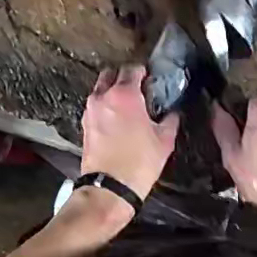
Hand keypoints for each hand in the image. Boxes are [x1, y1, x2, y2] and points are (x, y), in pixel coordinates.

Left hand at [81, 65, 179, 199]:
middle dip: (124, 76)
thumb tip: (172, 112)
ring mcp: (90, 110)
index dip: (143, 71)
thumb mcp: (164, 140)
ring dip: (112, 90)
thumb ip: (170, 119)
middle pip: (111, 73)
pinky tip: (118, 118)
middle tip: (138, 87)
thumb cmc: (139, 162)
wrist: (110, 187)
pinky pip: (96, 106)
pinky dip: (105, 106)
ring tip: (128, 104)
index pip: (132, 69)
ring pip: (100, 89)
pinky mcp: (84, 124)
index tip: (151, 77)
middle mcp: (103, 97)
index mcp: (124, 95)